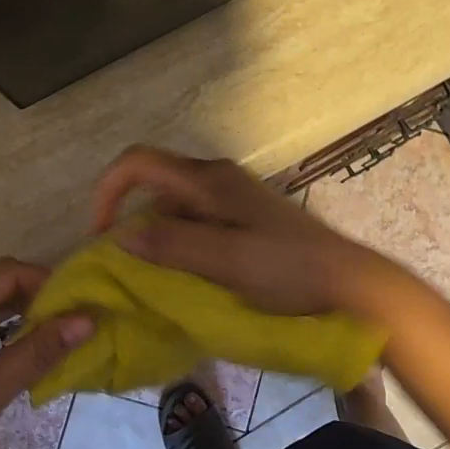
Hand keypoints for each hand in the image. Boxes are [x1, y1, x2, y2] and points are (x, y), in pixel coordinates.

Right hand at [90, 145, 432, 322]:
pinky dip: (182, 250)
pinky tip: (187, 282)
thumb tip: (121, 236)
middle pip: (154, 188)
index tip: (101, 237)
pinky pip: (197, 228)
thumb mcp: (226, 261)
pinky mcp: (245, 223)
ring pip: (175, 211)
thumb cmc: (288, 270)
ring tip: (154, 285)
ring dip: (158, 242)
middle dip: (131, 223)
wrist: (348, 284)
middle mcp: (217, 181)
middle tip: (126, 271)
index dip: (108, 192)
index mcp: (209, 181)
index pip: (138, 163)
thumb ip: (173, 245)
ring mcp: (233, 201)